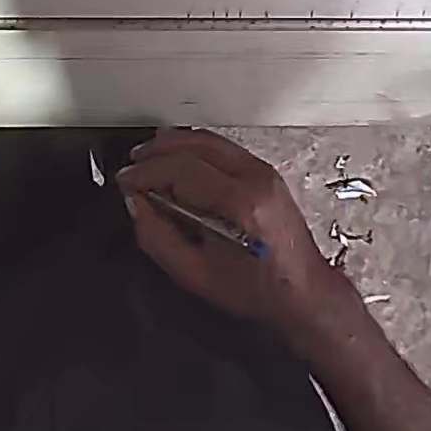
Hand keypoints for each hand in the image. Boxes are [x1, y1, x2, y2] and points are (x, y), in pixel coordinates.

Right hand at [118, 129, 351, 334]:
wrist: (303, 291)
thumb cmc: (257, 290)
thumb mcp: (197, 275)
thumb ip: (159, 239)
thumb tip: (136, 205)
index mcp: (243, 205)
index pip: (184, 170)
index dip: (147, 172)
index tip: (126, 181)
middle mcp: (257, 178)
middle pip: (195, 145)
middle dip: (156, 152)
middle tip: (132, 166)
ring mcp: (263, 170)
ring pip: (209, 139)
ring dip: (173, 144)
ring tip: (148, 158)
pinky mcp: (264, 170)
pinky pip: (221, 147)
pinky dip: (193, 147)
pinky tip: (176, 160)